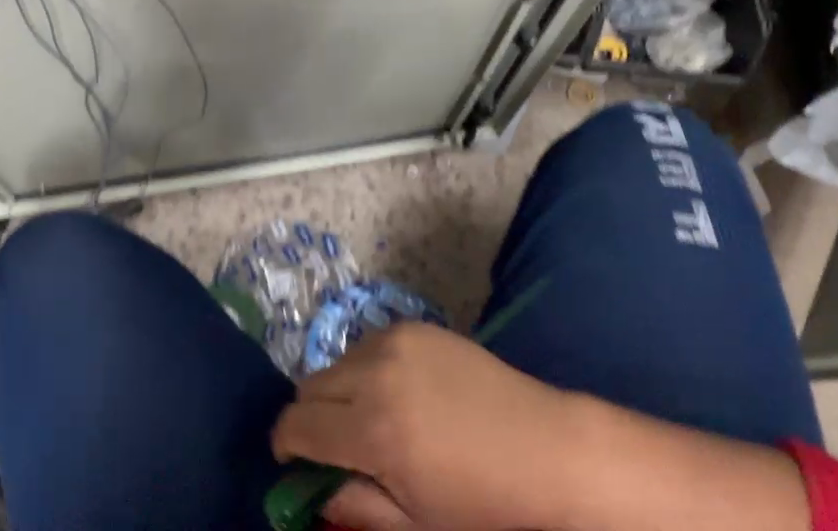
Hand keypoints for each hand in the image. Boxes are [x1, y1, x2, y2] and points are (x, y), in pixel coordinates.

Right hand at [270, 323, 588, 530]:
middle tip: (338, 444)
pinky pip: (366, 345)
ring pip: (336, 364)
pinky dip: (367, 368)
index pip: (295, 425)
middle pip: (308, 388)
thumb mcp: (417, 524)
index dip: (286, 446)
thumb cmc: (485, 503)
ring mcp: (395, 343)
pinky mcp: (415, 327)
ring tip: (375, 417)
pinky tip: (400, 392)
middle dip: (312, 418)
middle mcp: (375, 376)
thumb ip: (355, 507)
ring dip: (340, 391)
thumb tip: (316, 490)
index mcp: (372, 431)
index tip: (295, 460)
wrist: (551, 450)